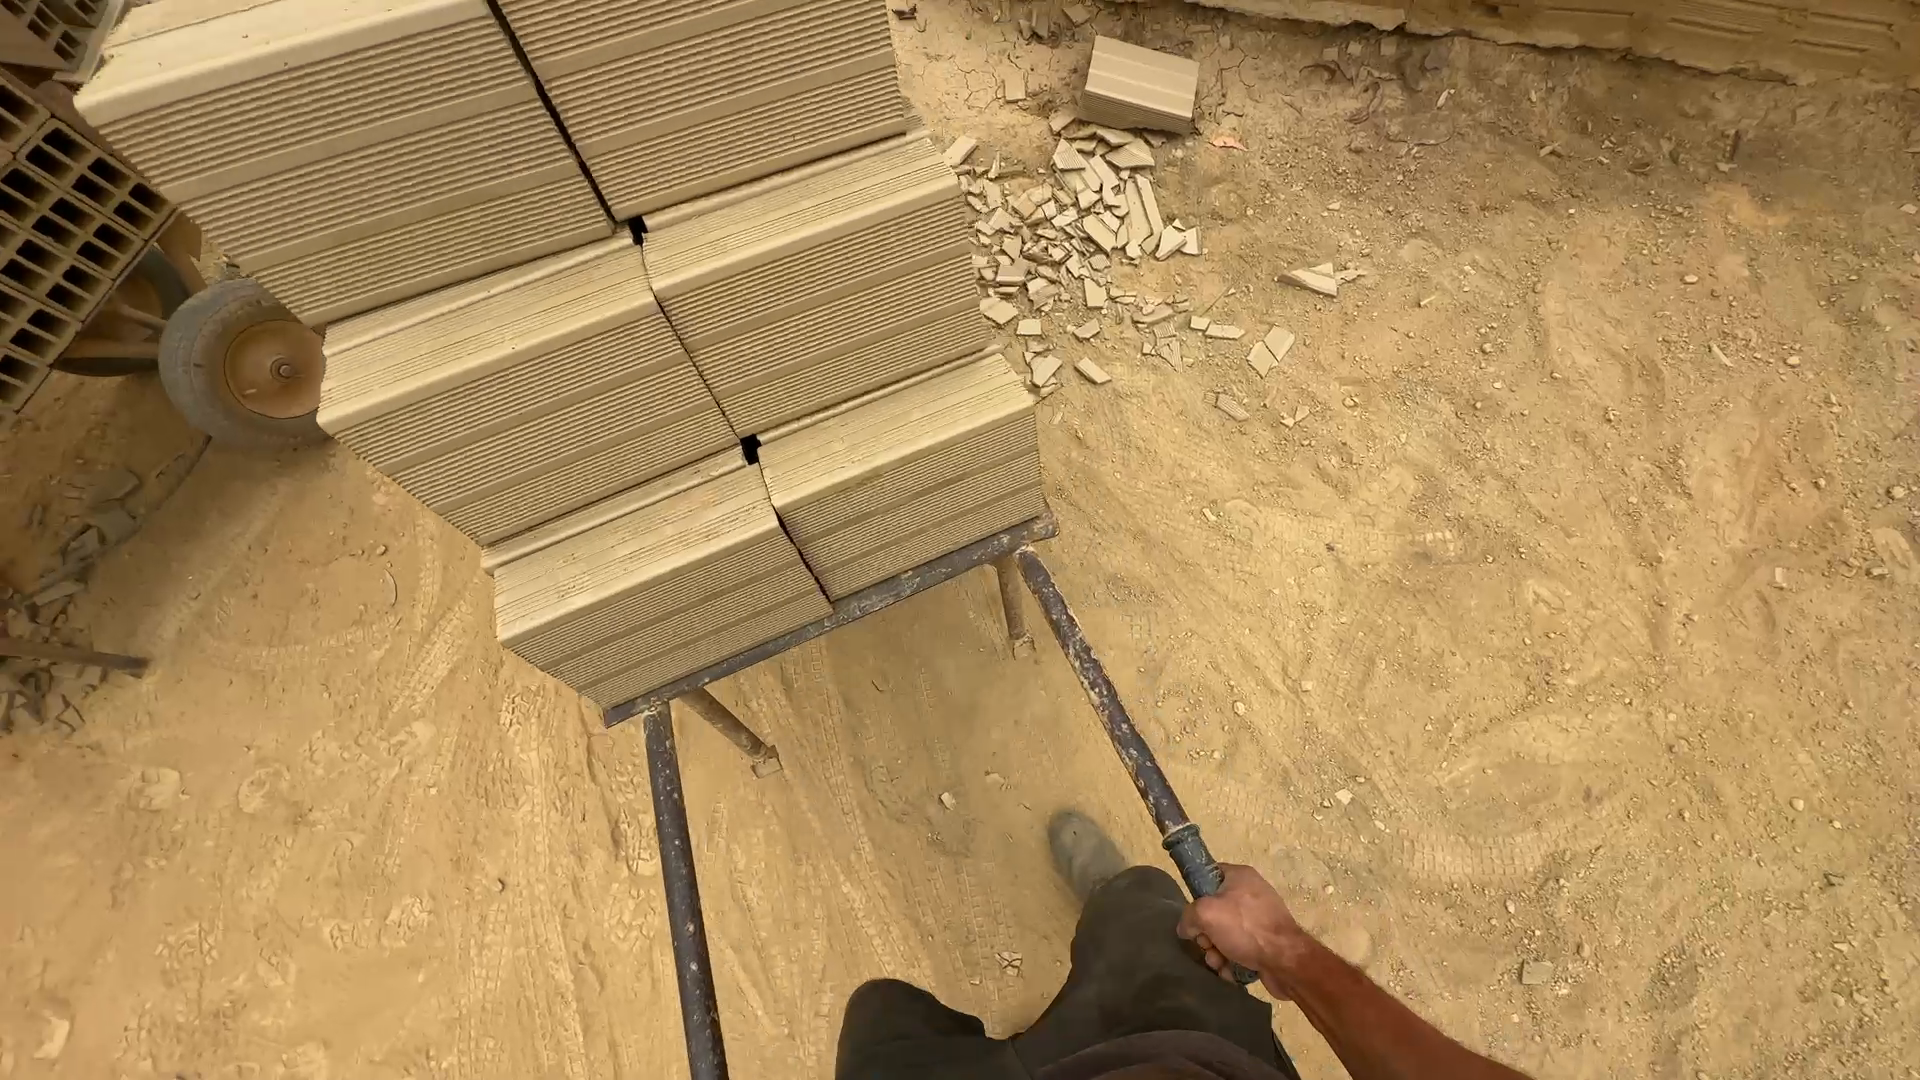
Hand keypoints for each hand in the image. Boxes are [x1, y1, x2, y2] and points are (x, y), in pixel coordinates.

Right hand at [1177, 864, 1310, 995]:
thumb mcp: (1205, 913)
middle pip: (1215, 910)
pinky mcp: (1267, 944)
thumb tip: (1186, 929)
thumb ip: (1188, 916)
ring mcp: (1261, 920)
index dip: (1196, 894)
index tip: (1192, 914)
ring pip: (1226, 934)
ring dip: (1216, 951)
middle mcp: (1252, 894)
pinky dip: (1232, 961)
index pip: (1208, 876)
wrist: (1287, 963)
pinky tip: (1230, 971)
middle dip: (1206, 933)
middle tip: (1206, 945)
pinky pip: (1240, 949)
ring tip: (1218, 963)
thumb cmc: (1245, 927)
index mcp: (1240, 876)